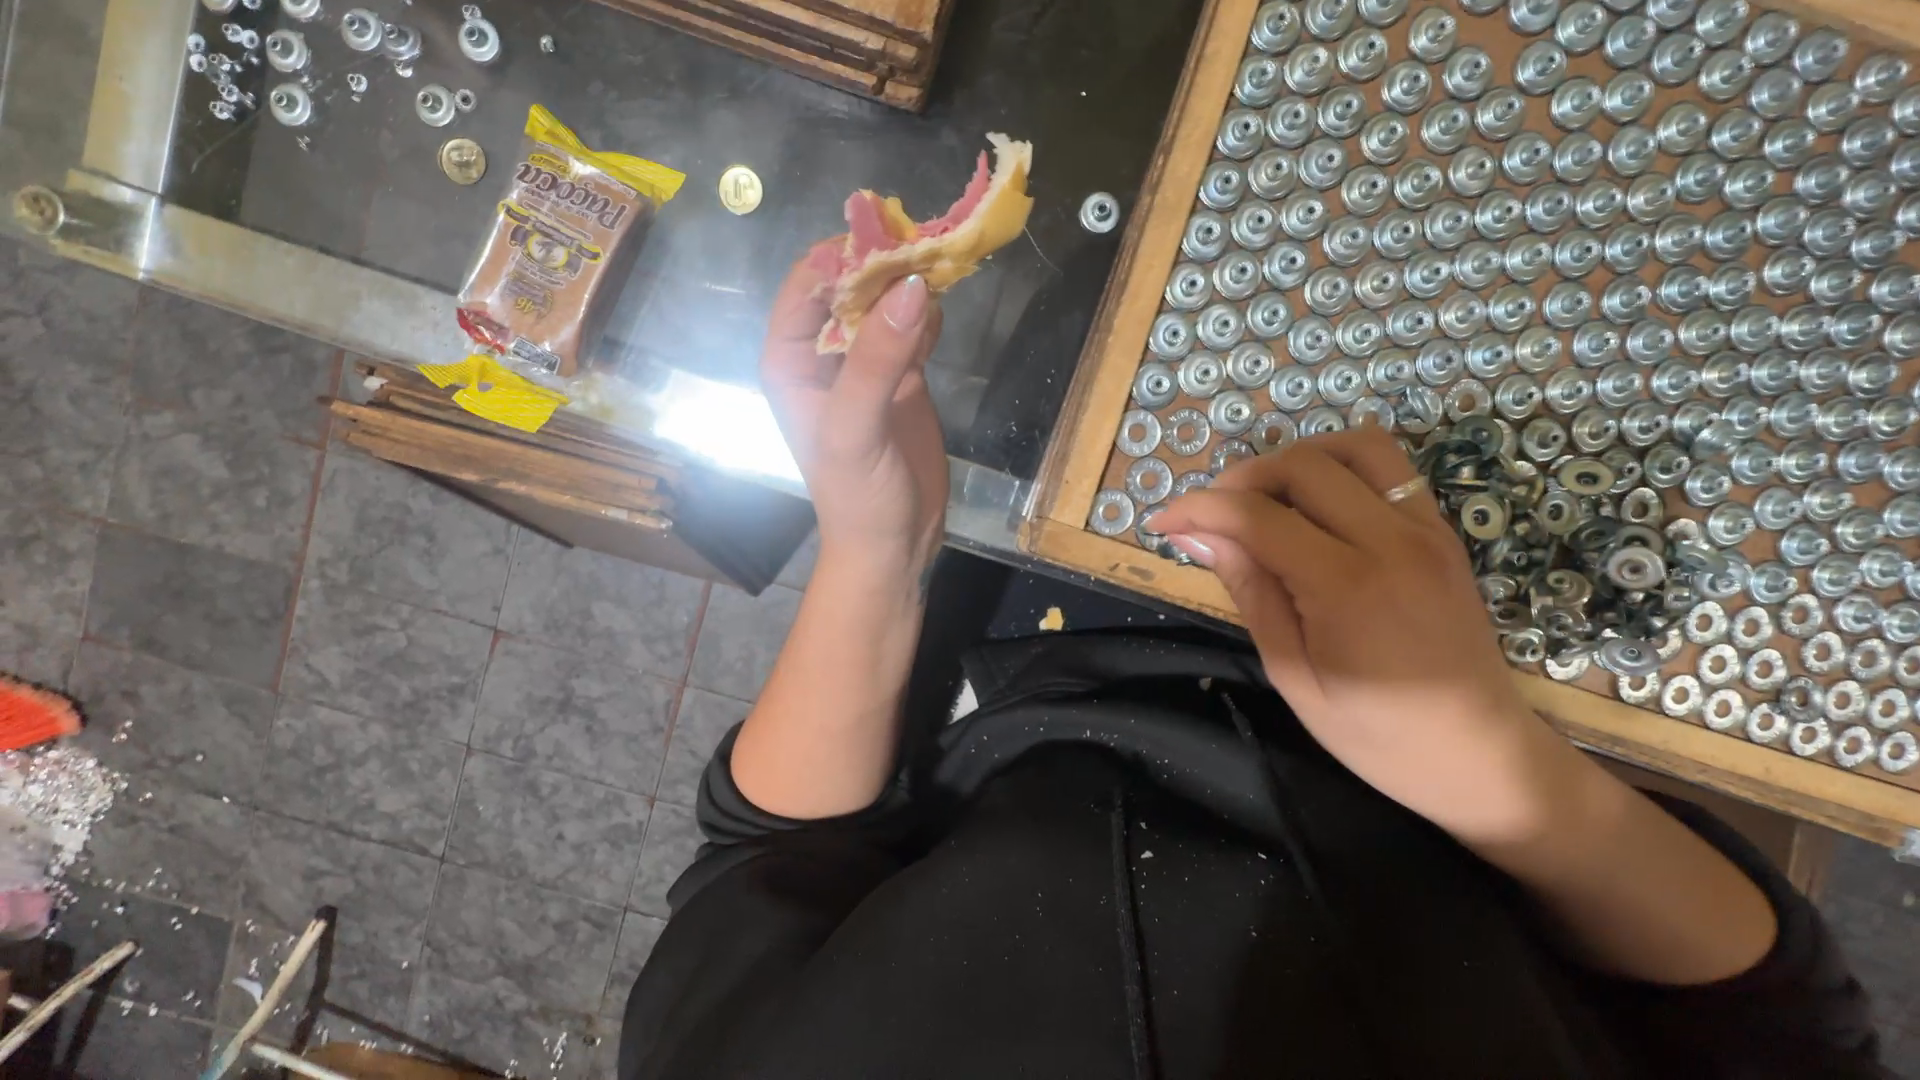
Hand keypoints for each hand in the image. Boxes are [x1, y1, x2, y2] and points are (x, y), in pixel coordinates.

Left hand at [761, 250, 948, 574]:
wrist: (894, 546)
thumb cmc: (856, 496)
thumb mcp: (856, 429)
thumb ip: (876, 359)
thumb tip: (913, 286)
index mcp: (790, 359)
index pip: (808, 285)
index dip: (843, 256)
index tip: (890, 239)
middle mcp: (823, 353)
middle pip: (851, 285)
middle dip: (884, 263)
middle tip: (927, 244)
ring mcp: (865, 363)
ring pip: (885, 302)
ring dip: (911, 282)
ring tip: (944, 262)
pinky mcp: (902, 376)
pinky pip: (914, 328)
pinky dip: (929, 314)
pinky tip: (945, 308)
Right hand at [1152, 426, 1577, 844]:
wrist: (1480, 756)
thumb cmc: (1376, 734)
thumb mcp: (1293, 674)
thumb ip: (1250, 592)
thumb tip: (1199, 536)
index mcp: (1348, 586)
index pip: (1257, 516)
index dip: (1200, 510)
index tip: (1165, 521)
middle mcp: (1392, 540)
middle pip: (1302, 465)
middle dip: (1241, 478)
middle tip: (1212, 516)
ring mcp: (1426, 530)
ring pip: (1355, 446)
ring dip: (1297, 458)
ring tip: (1265, 498)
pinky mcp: (1443, 533)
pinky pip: (1389, 469)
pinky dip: (1340, 469)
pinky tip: (1314, 508)